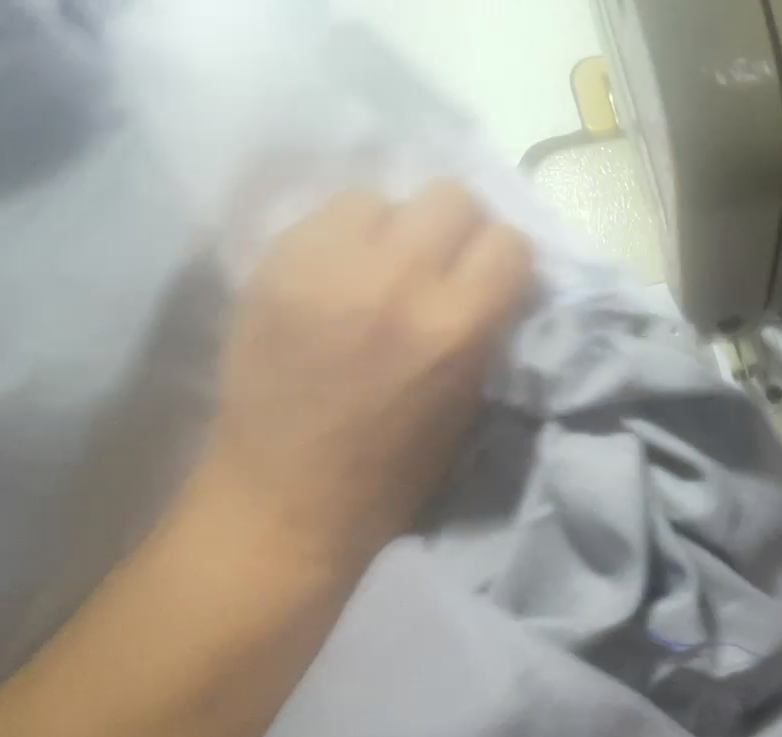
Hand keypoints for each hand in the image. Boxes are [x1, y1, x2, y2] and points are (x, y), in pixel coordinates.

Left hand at [191, 180, 532, 574]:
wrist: (289, 495)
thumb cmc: (396, 471)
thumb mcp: (468, 405)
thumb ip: (484, 335)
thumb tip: (492, 289)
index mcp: (456, 327)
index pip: (509, 244)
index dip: (509, 261)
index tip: (498, 282)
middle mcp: (396, 279)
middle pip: (450, 196)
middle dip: (460, 228)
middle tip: (446, 264)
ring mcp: (325, 265)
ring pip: (380, 197)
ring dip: (395, 227)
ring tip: (384, 267)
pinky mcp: (271, 265)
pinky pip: (322, 217)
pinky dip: (343, 238)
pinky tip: (339, 278)